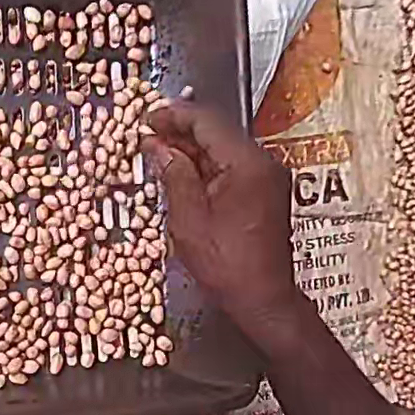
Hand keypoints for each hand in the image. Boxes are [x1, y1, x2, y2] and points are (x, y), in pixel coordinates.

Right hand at [140, 103, 304, 338]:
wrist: (262, 298)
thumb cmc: (224, 263)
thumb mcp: (189, 219)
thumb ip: (174, 175)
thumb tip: (157, 146)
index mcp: (247, 164)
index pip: (208, 122)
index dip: (174, 116)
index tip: (146, 118)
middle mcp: (264, 163)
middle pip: (218, 133)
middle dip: (180, 132)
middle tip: (147, 136)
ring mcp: (268, 177)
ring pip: (223, 150)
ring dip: (191, 150)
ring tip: (158, 154)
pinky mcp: (265, 193)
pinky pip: (230, 168)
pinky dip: (204, 167)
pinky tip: (181, 174)